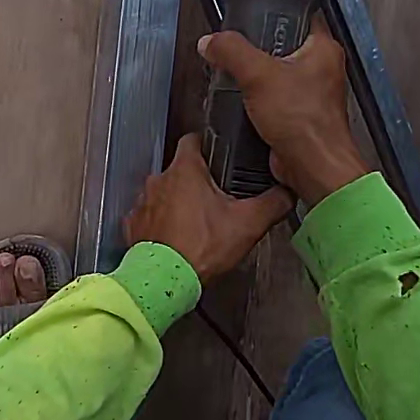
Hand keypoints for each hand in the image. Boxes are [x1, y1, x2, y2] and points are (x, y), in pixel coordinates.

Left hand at [124, 134, 294, 281]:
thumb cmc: (202, 248)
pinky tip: (175, 237)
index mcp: (184, 170)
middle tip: (215, 199)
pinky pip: (149, 216)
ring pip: (163, 193)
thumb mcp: (249, 223)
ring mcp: (142, 202)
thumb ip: (273, 202)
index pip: (192, 140)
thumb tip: (286, 193)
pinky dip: (160, 223)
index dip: (205, 144)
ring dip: (176, 202)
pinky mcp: (133, 224)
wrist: (166, 279)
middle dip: (195, 180)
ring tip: (196, 222)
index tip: (215, 153)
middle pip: (179, 169)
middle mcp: (158, 181)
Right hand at [197, 25, 370, 204]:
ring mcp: (309, 93)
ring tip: (236, 77)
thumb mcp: (258, 76)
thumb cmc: (305, 123)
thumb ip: (232, 52)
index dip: (274, 13)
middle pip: (281, 46)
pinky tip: (242, 103)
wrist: (312, 166)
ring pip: (275, 73)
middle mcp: (319, 69)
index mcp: (322, 49)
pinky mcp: (296, 114)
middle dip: (255, 50)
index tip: (251, 16)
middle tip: (236, 51)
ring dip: (254, 77)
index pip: (299, 16)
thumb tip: (211, 41)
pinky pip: (271, 98)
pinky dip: (255, 100)